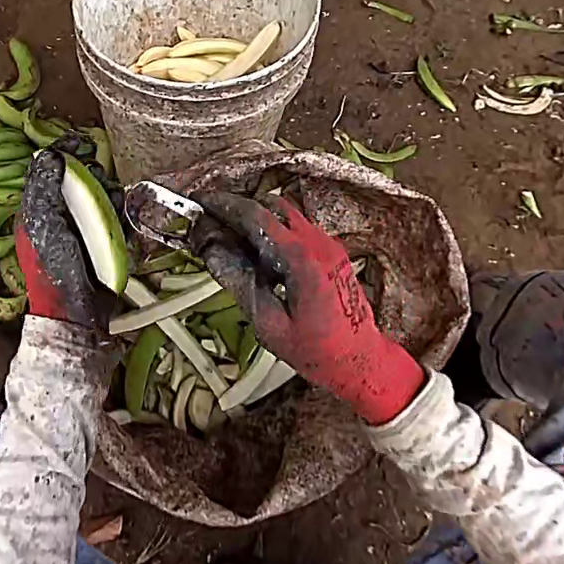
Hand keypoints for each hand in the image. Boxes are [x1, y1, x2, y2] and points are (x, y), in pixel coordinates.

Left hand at [14, 147, 117, 330]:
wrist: (76, 309)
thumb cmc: (53, 270)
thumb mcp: (44, 222)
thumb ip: (45, 187)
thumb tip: (51, 154)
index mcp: (36, 208)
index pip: (47, 168)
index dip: (62, 150)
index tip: (79, 142)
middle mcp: (57, 213)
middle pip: (75, 177)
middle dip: (88, 169)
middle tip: (96, 172)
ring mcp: (79, 226)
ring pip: (96, 193)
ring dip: (105, 189)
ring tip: (109, 197)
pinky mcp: (100, 238)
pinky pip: (112, 214)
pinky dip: (117, 210)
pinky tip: (119, 213)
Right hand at [188, 192, 423, 423]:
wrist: (362, 361)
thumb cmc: (318, 351)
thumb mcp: (268, 323)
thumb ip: (238, 282)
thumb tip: (211, 251)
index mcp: (302, 260)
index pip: (255, 216)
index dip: (223, 205)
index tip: (200, 202)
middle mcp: (318, 244)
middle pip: (270, 205)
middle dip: (236, 207)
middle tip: (209, 221)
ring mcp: (327, 245)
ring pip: (283, 212)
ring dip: (253, 217)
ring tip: (228, 238)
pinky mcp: (330, 251)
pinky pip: (295, 227)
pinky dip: (270, 229)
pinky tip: (255, 253)